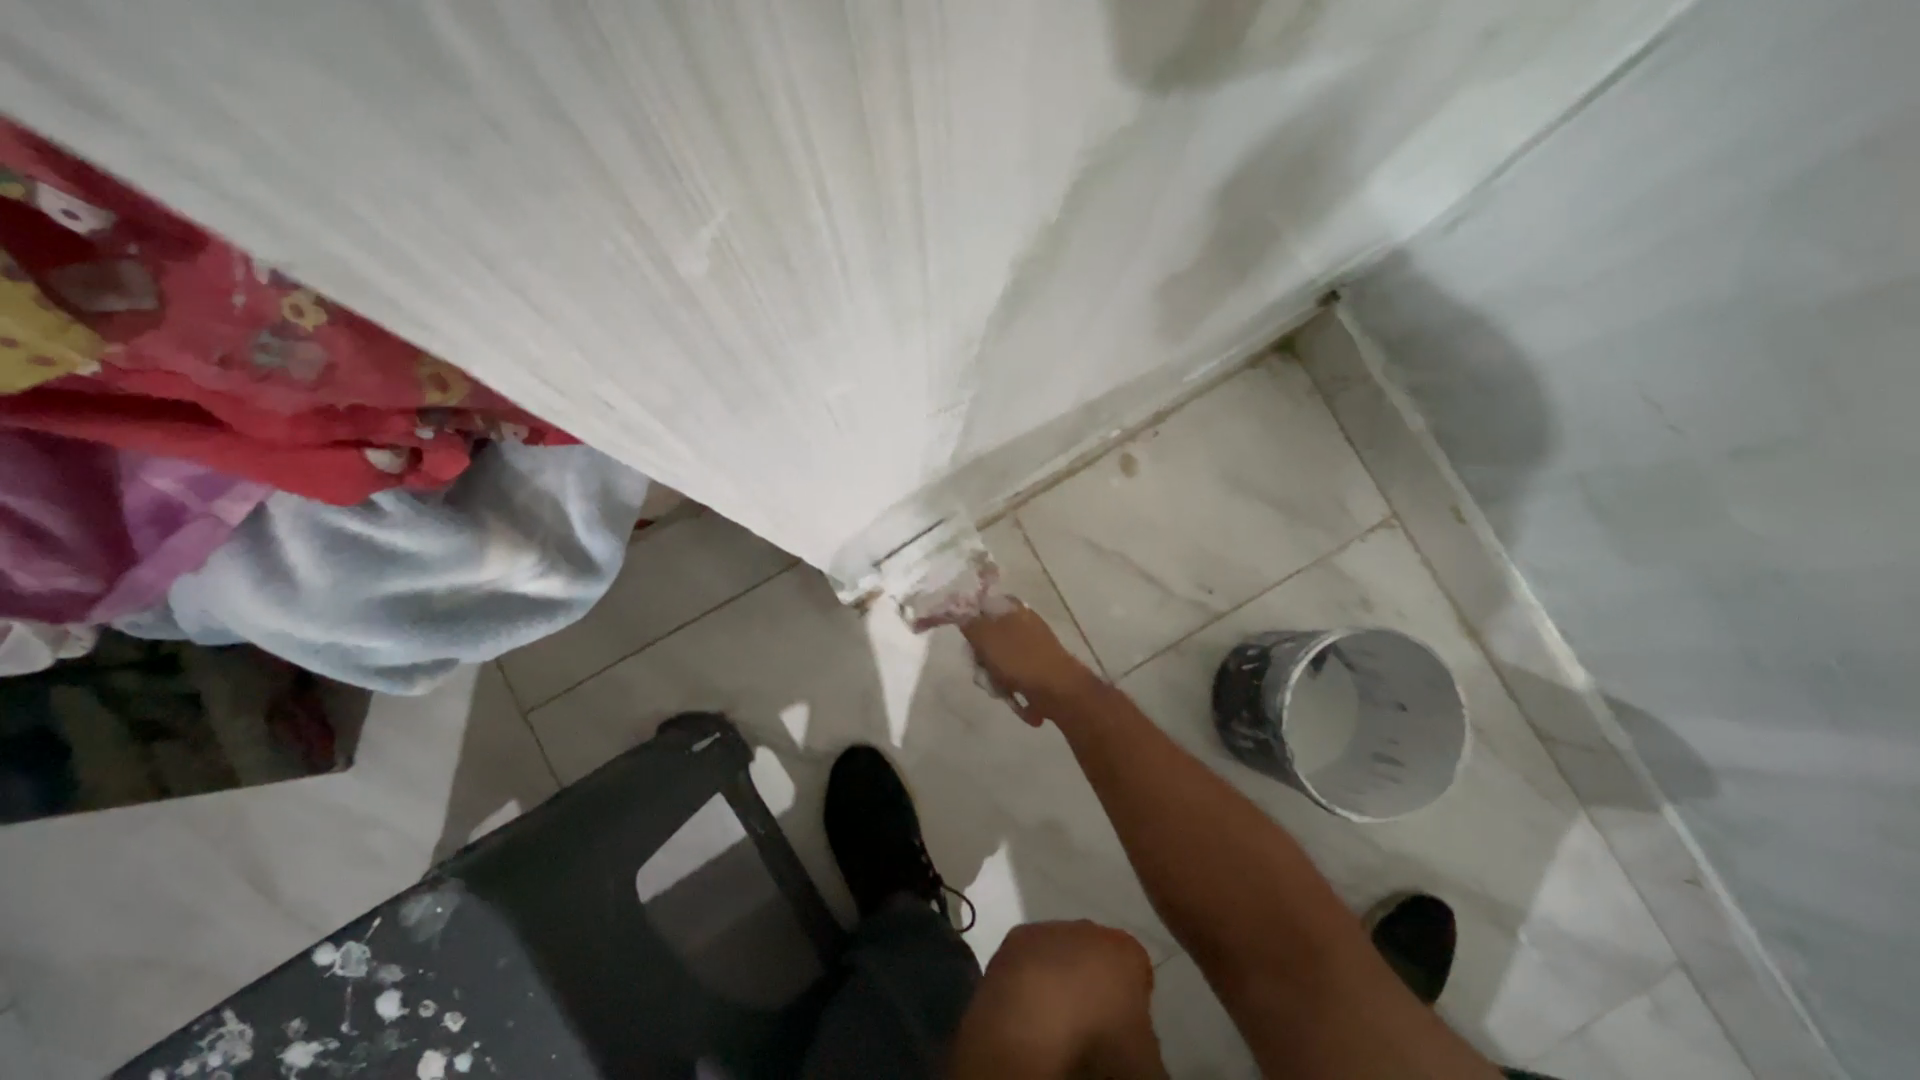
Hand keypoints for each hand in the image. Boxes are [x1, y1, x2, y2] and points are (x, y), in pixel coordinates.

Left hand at [951, 921, 1162, 1076]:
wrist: (1027, 1037)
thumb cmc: (1096, 1045)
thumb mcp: (1146, 1064)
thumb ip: (1149, 1049)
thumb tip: (1140, 1052)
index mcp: (1125, 951)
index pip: (1137, 970)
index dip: (1132, 999)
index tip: (1125, 1027)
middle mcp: (1086, 930)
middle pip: (1096, 957)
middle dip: (1094, 983)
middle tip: (1090, 1024)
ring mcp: (1043, 933)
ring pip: (1058, 956)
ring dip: (1057, 981)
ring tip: (1054, 1023)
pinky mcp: (1007, 947)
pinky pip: (1026, 965)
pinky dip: (1027, 985)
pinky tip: (1027, 1016)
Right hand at [959, 604, 1104, 726]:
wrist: (1059, 690)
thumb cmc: (1019, 660)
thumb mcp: (985, 637)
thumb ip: (969, 623)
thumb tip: (961, 612)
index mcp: (1013, 609)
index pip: (983, 605)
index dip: (972, 622)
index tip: (969, 641)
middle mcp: (1023, 623)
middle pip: (989, 636)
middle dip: (982, 657)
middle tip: (982, 669)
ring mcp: (1032, 646)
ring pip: (999, 659)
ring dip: (995, 677)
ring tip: (999, 689)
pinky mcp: (1037, 668)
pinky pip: (1014, 674)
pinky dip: (1010, 686)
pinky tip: (1013, 697)